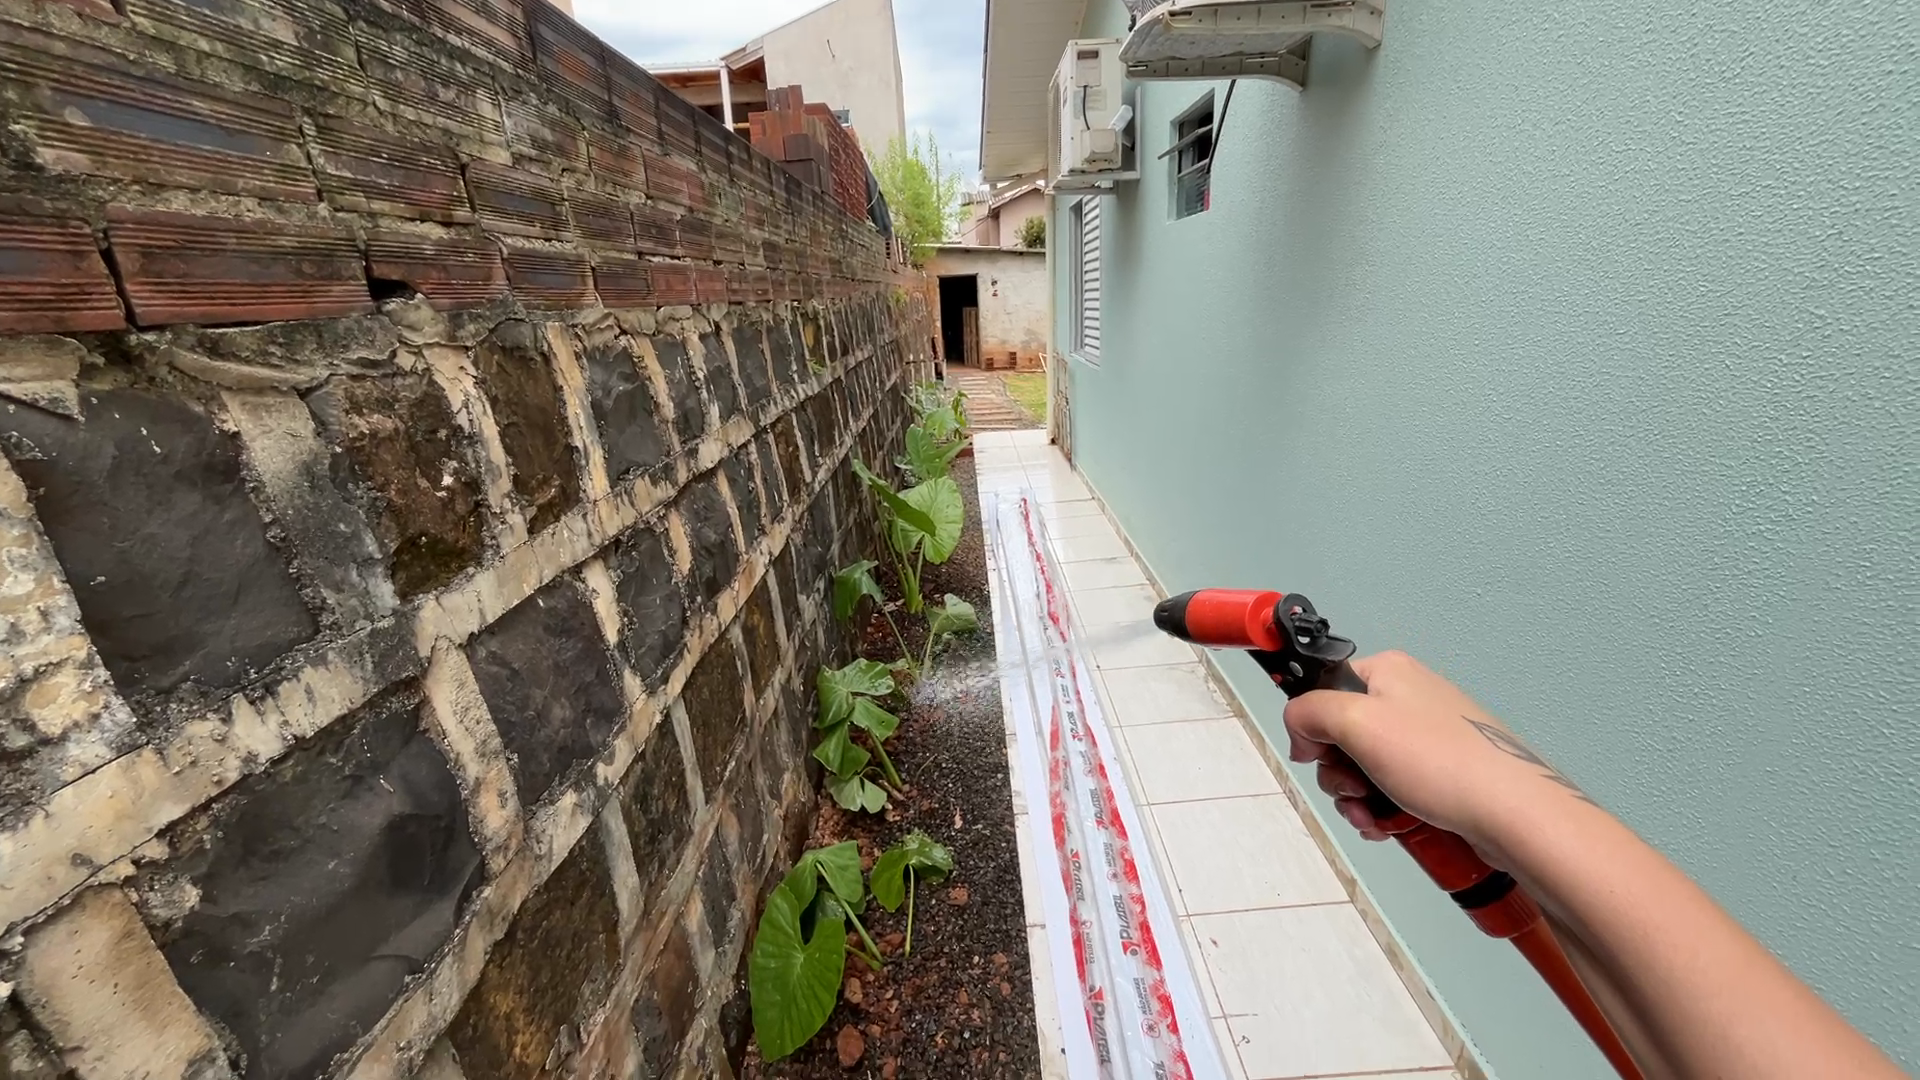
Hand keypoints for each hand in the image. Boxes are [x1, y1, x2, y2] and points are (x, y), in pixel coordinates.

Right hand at [1283, 651, 1593, 856]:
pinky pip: (1392, 788)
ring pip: (1363, 767)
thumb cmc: (1435, 759)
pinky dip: (1382, 810)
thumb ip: (1306, 712)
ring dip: (1356, 797)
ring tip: (1373, 818)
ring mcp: (1429, 739)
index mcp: (1388, 672)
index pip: (1323, 687)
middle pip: (1340, 733)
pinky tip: (1387, 828)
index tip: (1315, 754)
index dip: (1310, 723)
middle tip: (1353, 790)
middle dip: (1336, 771)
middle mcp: (1408, 698)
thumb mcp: (1355, 722)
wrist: (1520, 816)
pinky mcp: (1445, 776)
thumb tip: (1300, 734)